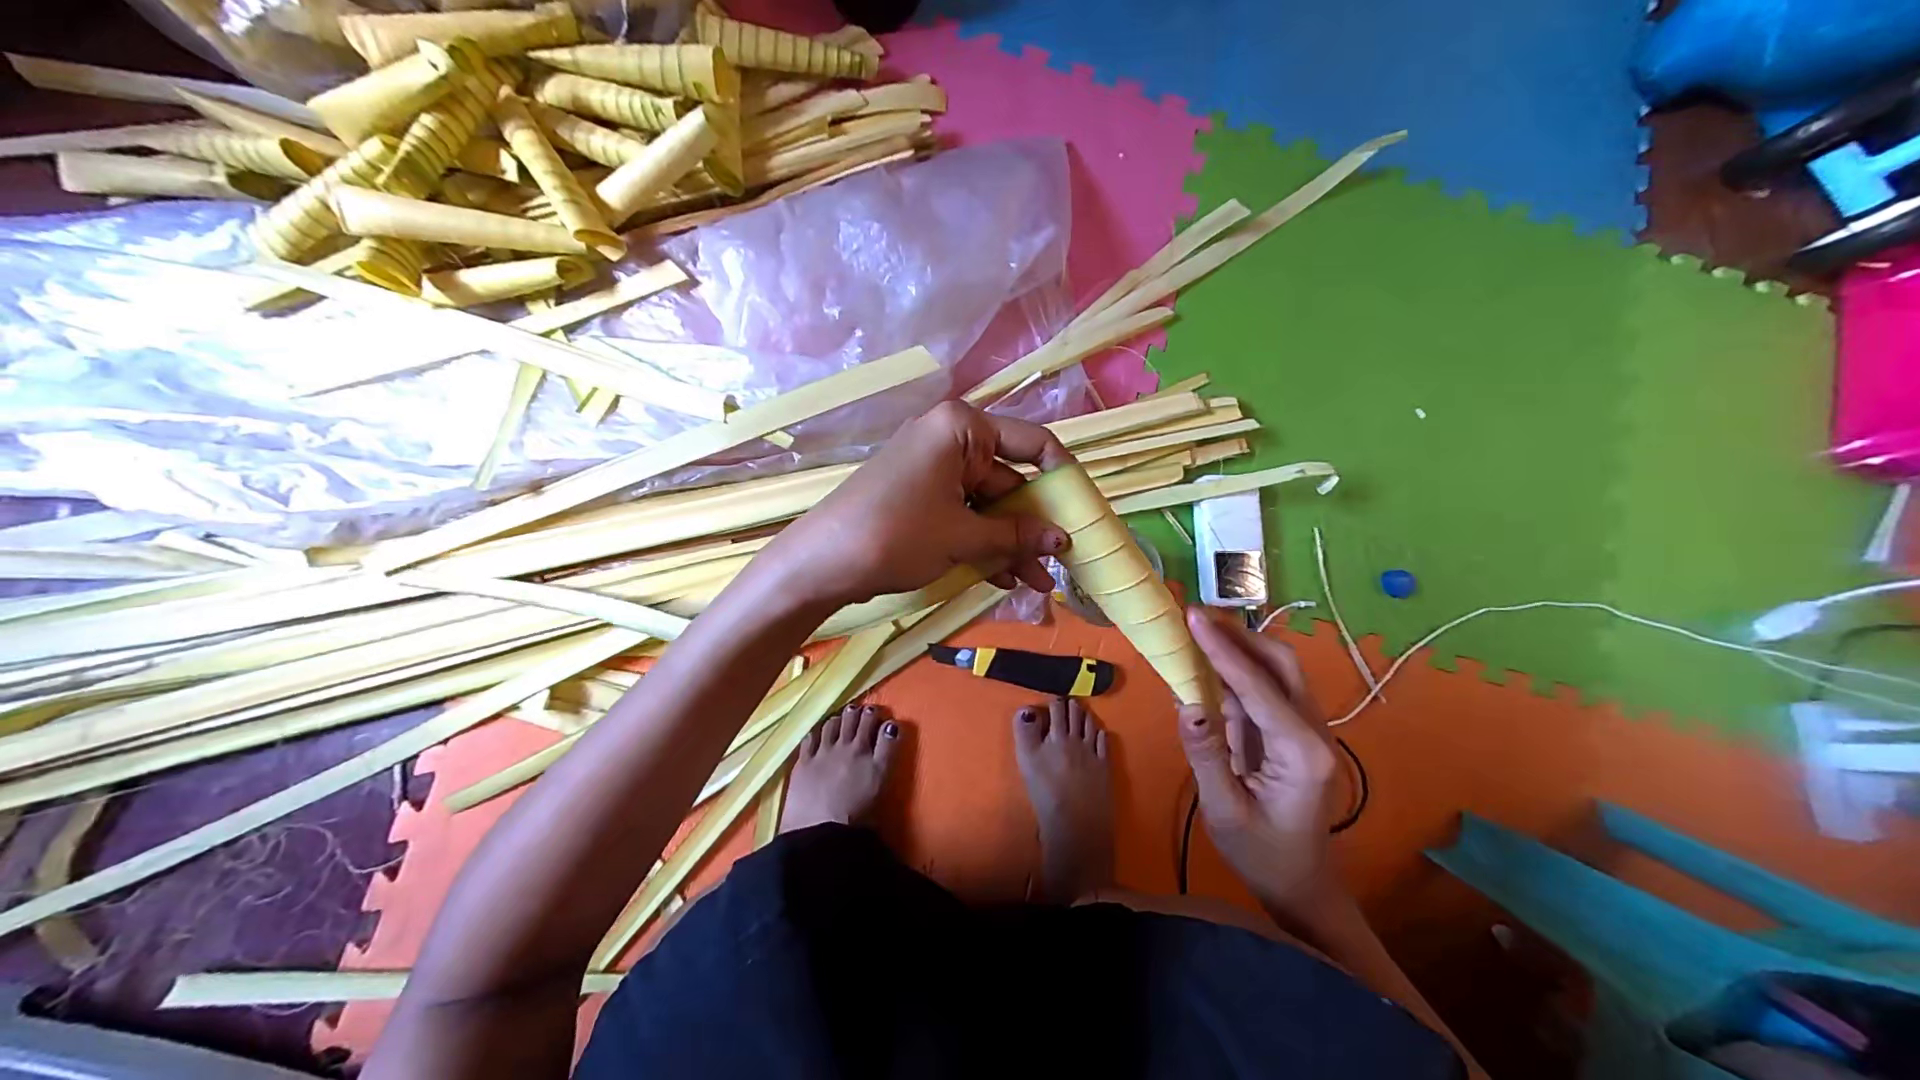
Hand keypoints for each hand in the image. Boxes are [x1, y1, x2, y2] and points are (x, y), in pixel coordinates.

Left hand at [764, 401, 1074, 607]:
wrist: (819, 563)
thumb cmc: (895, 534)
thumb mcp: (962, 537)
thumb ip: (1015, 537)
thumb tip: (1062, 539)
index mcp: (962, 428)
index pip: (1033, 442)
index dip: (1062, 477)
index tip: (1085, 511)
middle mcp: (950, 440)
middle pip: (1010, 481)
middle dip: (1034, 527)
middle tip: (1063, 563)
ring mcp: (934, 471)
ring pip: (988, 506)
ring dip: (1011, 545)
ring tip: (1039, 585)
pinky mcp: (922, 499)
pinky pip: (965, 517)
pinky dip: (984, 545)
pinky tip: (1007, 579)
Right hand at [1177, 606, 1341, 915]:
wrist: (1302, 885)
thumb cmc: (1262, 855)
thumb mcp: (1224, 811)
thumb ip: (1206, 755)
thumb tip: (1185, 702)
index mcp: (1302, 752)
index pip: (1258, 686)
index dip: (1223, 649)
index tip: (1192, 617)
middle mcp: (1314, 732)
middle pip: (1281, 664)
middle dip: (1239, 636)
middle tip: (1194, 619)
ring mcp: (1309, 731)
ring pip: (1279, 671)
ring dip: (1241, 648)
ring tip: (1198, 632)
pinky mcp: (1295, 734)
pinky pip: (1268, 690)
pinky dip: (1239, 671)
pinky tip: (1210, 666)